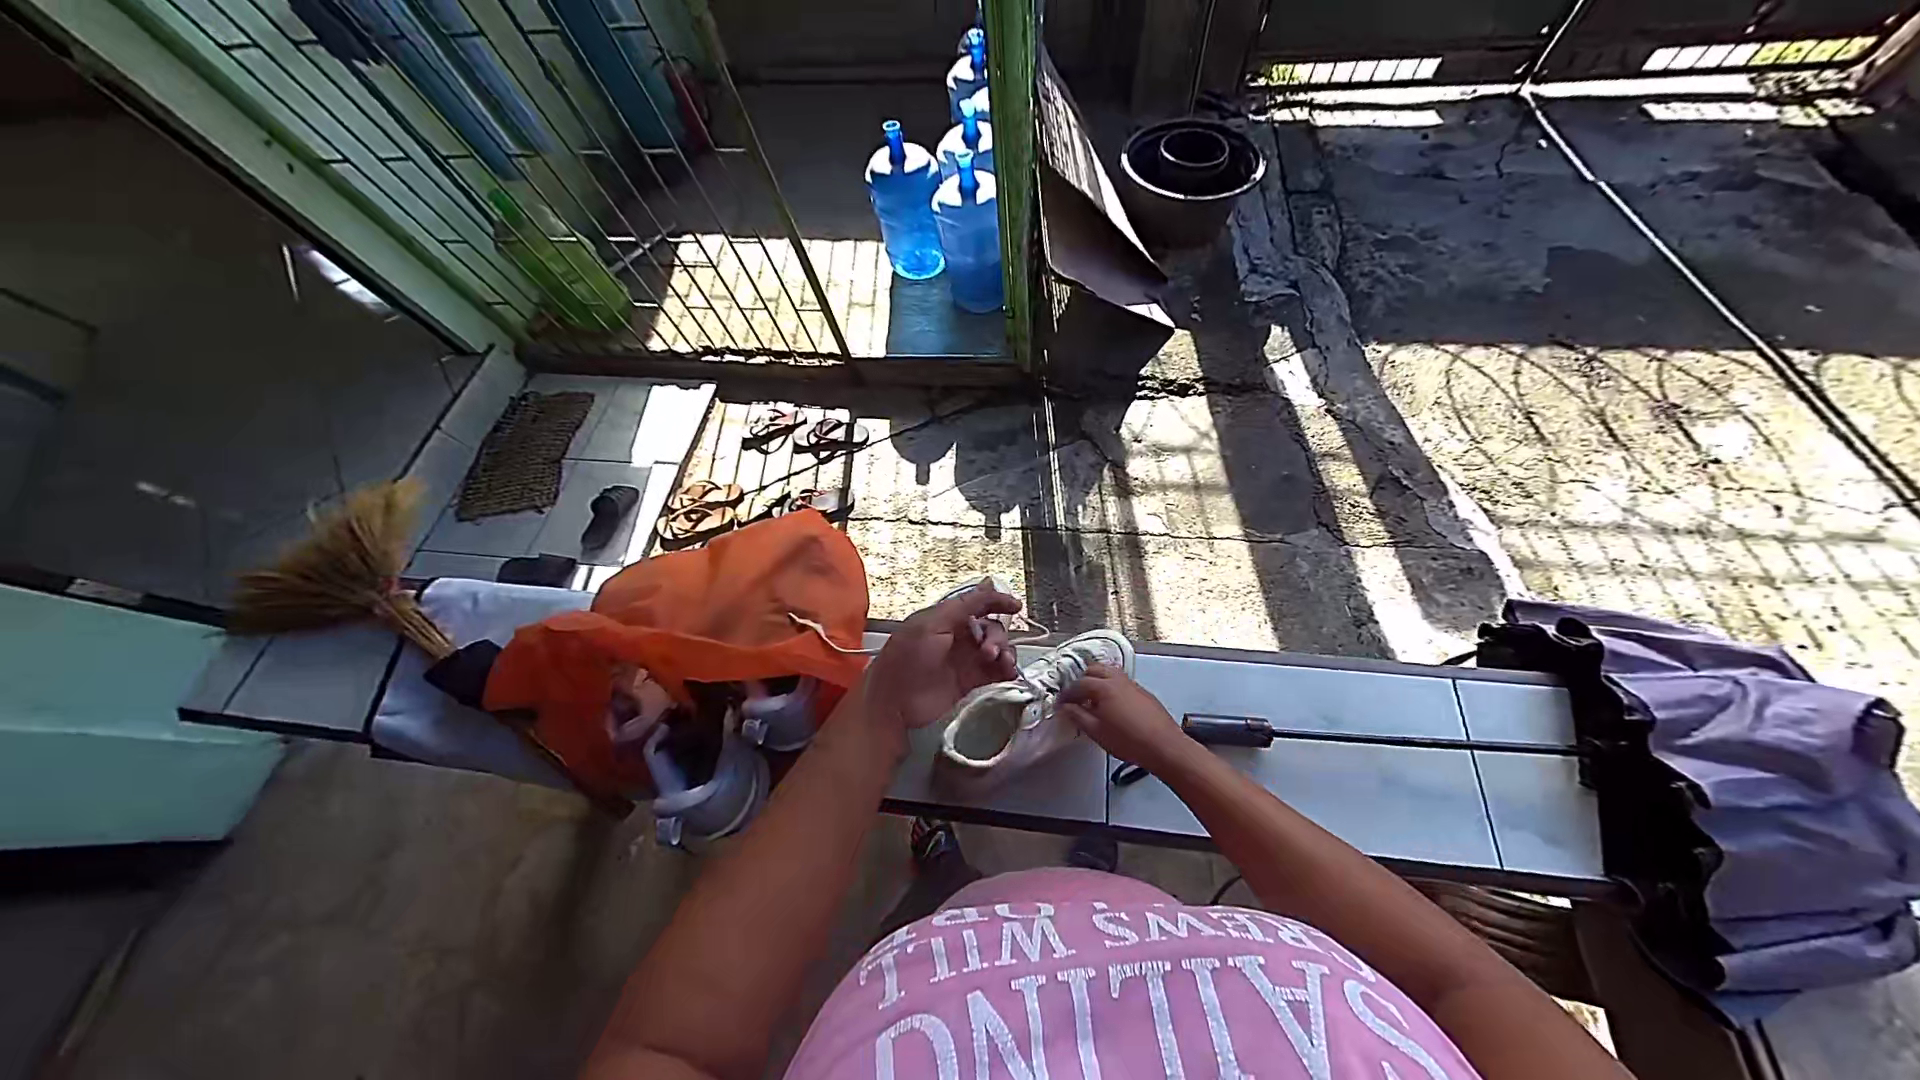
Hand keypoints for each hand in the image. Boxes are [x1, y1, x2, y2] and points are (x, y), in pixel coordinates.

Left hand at [859, 585, 1021, 735]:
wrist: (893, 703)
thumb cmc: (906, 659)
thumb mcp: (931, 624)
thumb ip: (963, 605)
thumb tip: (987, 584)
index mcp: (946, 619)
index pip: (978, 604)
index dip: (997, 602)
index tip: (1015, 606)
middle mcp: (957, 637)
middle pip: (991, 629)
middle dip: (997, 637)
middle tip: (989, 652)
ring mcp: (964, 660)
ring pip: (996, 650)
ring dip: (1005, 653)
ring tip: (1003, 663)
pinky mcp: (969, 682)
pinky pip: (994, 672)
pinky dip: (1005, 670)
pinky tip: (1009, 673)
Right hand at [1057, 664, 1186, 770]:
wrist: (1164, 747)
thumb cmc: (1131, 741)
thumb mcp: (1096, 732)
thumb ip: (1078, 716)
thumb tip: (1067, 708)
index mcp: (1104, 687)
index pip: (1078, 684)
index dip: (1067, 694)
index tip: (1062, 703)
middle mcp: (1118, 680)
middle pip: (1094, 670)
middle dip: (1082, 680)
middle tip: (1076, 696)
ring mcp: (1133, 684)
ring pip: (1110, 672)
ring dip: (1098, 681)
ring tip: (1093, 699)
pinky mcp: (1143, 693)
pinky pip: (1122, 682)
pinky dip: (1111, 686)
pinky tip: (1111, 705)